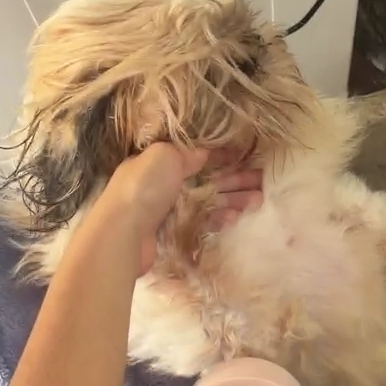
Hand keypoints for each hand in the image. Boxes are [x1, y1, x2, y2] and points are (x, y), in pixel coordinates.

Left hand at [88, 144, 262, 274]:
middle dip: (235, 178)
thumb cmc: (143, 187)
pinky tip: (235, 218)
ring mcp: (166, 210)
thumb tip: (202, 153)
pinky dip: (218, 218)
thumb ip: (186, 152)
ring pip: (206, 200)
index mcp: (158, 161)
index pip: (195, 156)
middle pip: (205, 179)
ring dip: (233, 199)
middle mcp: (162, 184)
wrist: (122, 233)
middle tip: (263, 181)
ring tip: (259, 199)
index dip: (222, 155)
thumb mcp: (165, 155)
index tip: (247, 156)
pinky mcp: (170, 233)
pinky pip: (200, 222)